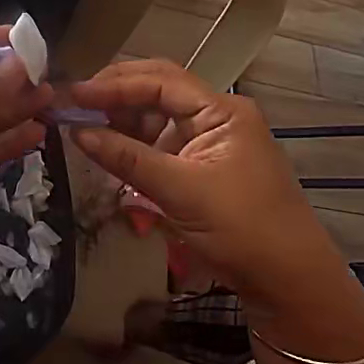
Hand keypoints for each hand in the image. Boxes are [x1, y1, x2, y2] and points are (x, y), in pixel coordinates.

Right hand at [67, 60, 343, 309]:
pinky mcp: (201, 165)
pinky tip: (110, 151)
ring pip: (156, 116)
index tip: (74, 96)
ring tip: (85, 128)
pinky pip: (160, 143)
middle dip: (116, 94)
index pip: (160, 81)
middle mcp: (215, 115)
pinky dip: (134, 146)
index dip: (113, 85)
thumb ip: (127, 158)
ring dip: (122, 120)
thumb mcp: (180, 191)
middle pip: (158, 89)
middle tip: (74, 104)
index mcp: (221, 111)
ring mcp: (209, 140)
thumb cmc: (242, 229)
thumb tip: (77, 132)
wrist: (289, 282)